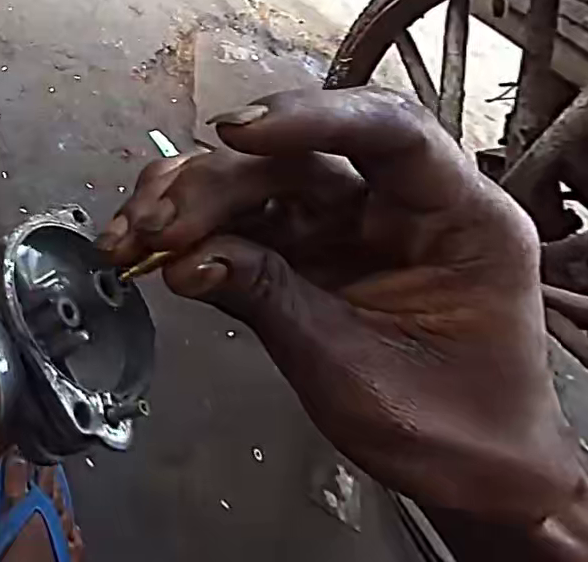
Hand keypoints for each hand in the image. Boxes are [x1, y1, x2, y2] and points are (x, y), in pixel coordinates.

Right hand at [100, 88, 587, 557]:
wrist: (458, 470)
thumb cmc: (447, 428)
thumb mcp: (360, 372)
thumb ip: (273, 302)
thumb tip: (185, 262)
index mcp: (451, 216)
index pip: (389, 130)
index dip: (310, 116)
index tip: (232, 134)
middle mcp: (384, 198)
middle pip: (284, 160)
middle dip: (209, 188)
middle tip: (156, 230)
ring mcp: (329, 213)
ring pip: (242, 175)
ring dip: (176, 199)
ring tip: (129, 237)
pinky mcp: (284, 232)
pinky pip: (222, 209)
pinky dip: (175, 221)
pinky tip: (135, 241)